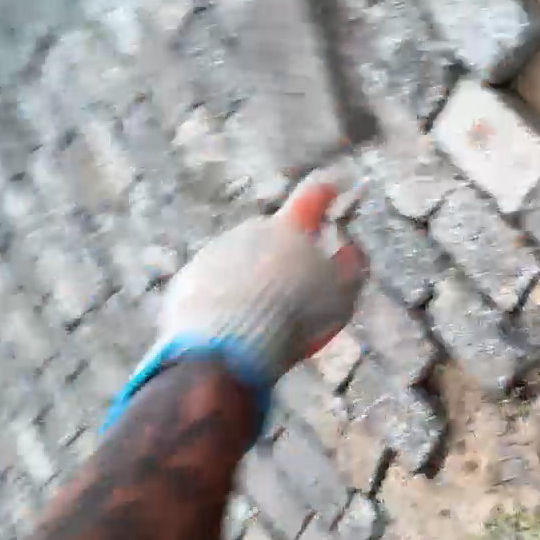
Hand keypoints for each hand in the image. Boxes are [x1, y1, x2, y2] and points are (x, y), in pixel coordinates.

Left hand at [156, 174, 366, 383]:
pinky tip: (239, 320)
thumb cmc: (294, 315)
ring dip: (256, 272)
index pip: (312, 196)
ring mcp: (214, 252)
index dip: (325, 192)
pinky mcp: (188, 279)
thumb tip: (350, 247)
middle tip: (297, 280)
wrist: (224, 350)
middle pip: (274, 231)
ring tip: (266, 310)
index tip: (332, 189)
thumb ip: (351, 264)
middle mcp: (250, 230)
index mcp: (290, 228)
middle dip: (286, 247)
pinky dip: (229, 292)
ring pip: (244, 256)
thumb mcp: (342, 293)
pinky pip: (216, 279)